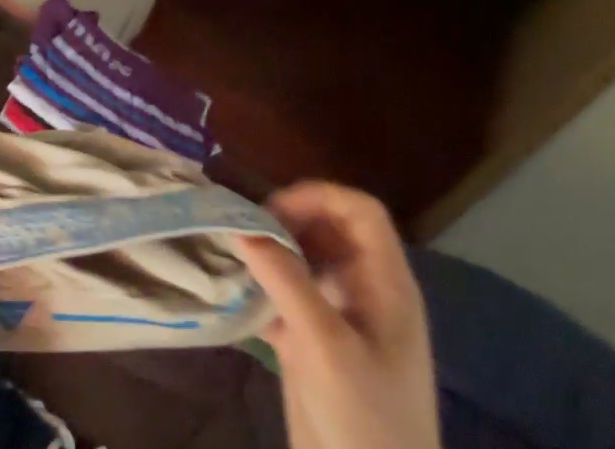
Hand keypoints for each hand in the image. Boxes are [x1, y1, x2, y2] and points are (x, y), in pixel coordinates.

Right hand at [235, 182, 439, 448]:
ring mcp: (338, 318)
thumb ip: (287, 281)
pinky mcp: (312, 343)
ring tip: (229, 255)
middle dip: (285, 220)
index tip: (268, 211)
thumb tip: (243, 227)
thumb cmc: (364, 416)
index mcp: (386, 285)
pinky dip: (258, 286)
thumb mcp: (326, 346)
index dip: (317, 198)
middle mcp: (364, 292)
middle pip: (328, 229)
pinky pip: (284, 295)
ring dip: (267, 252)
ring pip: (303, 260)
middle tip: (241, 232)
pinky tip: (229, 291)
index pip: (360, 212)